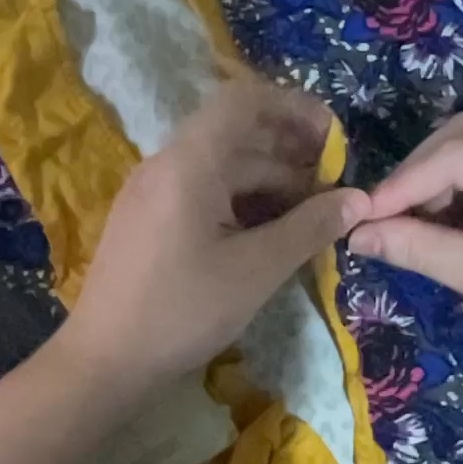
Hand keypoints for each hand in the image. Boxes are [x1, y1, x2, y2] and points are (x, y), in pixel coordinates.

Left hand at [59, 82, 369, 384]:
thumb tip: (357, 200)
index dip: (294, 110)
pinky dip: (237, 208)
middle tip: (331, 193)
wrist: (105, 362)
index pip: (243, 102)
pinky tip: (264, 240)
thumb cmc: (181, 311)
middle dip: (288, 159)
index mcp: (187, 163)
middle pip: (234, 139)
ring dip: (266, 188)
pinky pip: (198, 198)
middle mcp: (164, 167)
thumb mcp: (255, 271)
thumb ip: (308, 229)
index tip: (332, 142)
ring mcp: (149, 197)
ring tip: (307, 223)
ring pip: (218, 173)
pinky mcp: (145, 226)